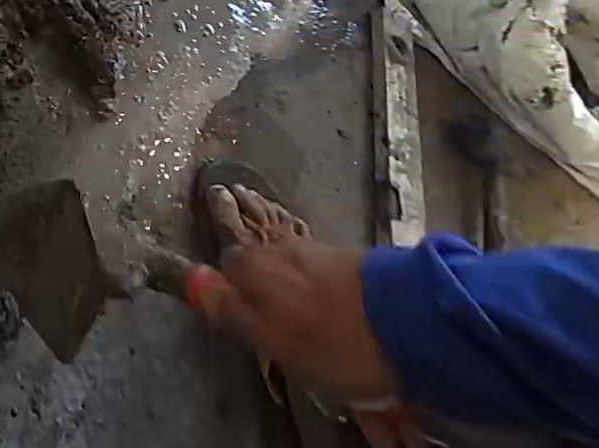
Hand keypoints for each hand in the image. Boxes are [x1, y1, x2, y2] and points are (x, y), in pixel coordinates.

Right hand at [201, 184, 399, 402]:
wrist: (403, 317)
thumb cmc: (329, 337)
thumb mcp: (272, 337)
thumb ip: (231, 309)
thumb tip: (194, 281)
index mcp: (256, 264)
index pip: (227, 268)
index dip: (233, 297)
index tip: (249, 327)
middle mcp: (280, 249)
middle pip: (261, 274)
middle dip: (266, 302)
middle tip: (283, 342)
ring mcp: (314, 251)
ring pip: (294, 282)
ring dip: (300, 312)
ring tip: (320, 351)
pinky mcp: (344, 260)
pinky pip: (322, 285)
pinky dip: (326, 309)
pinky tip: (341, 334)